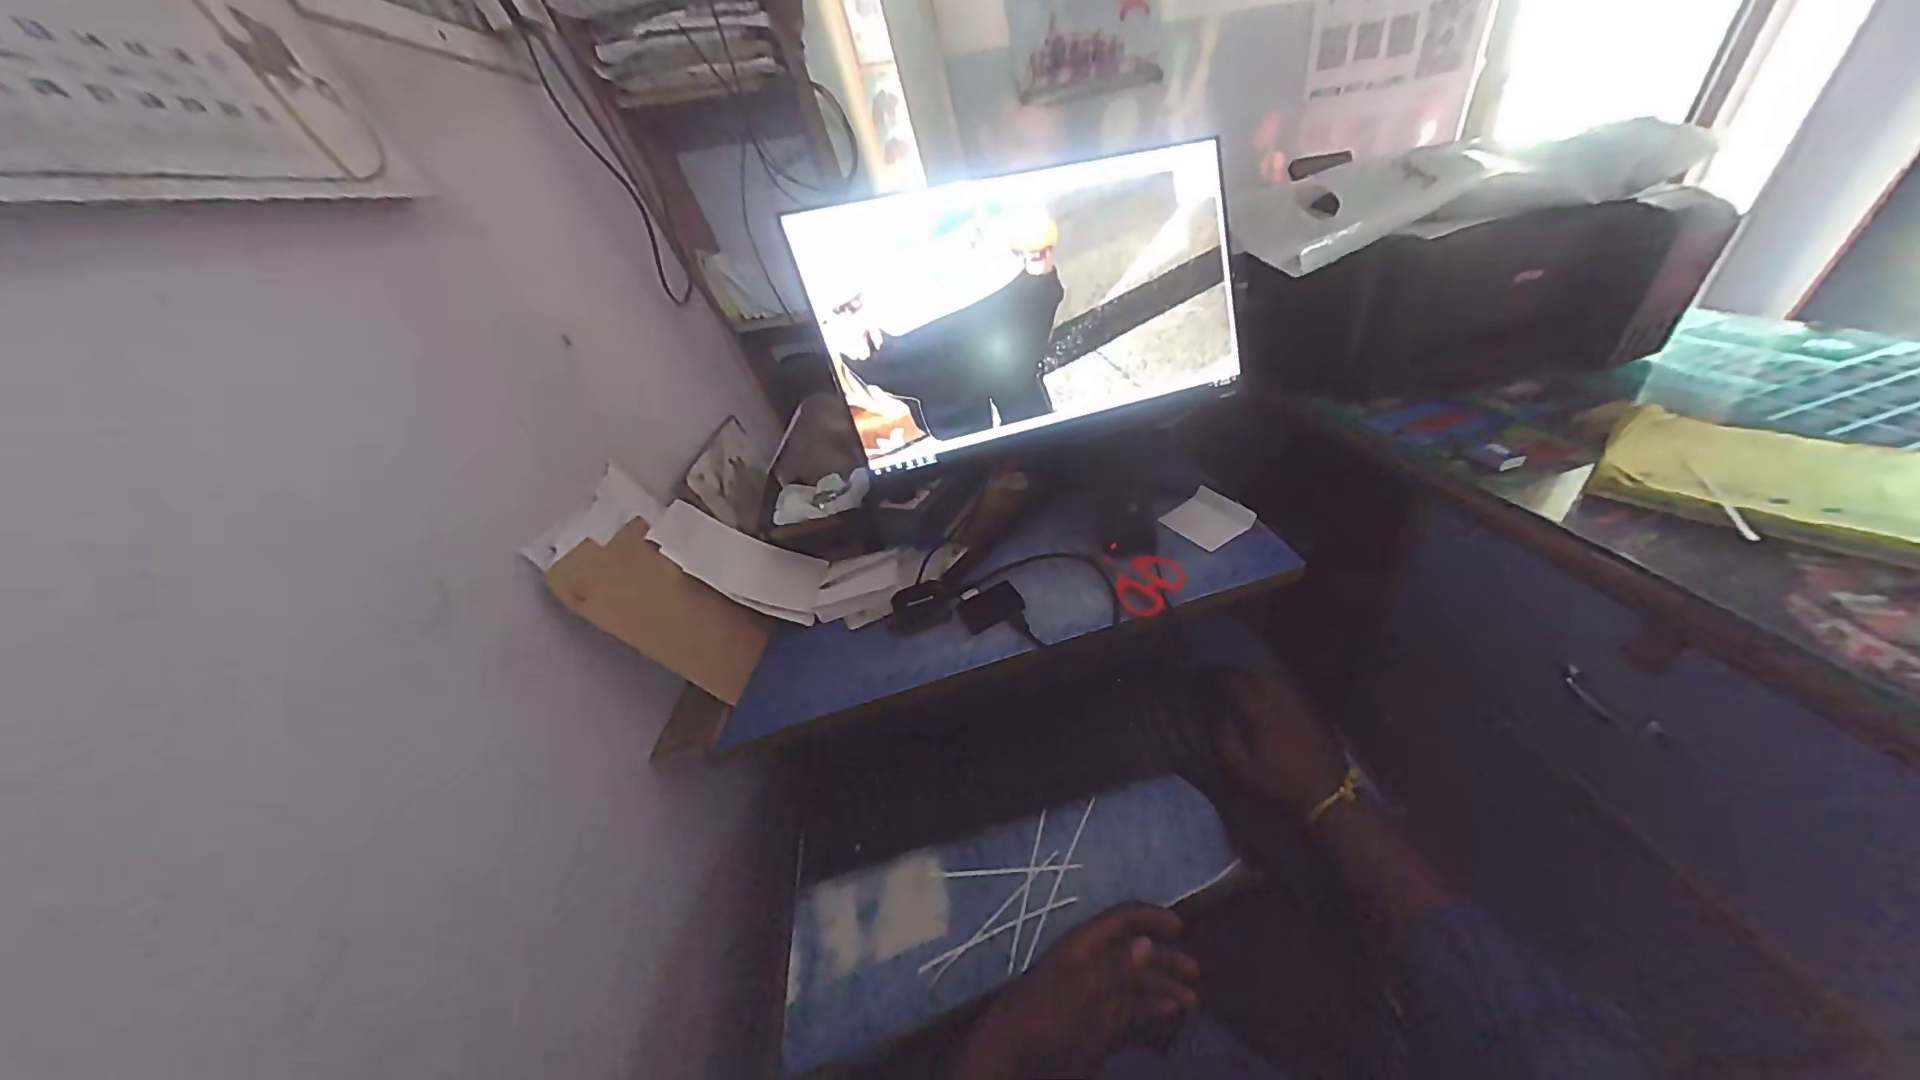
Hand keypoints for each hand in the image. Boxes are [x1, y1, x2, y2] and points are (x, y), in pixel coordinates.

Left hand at [952, 904, 1198, 1078]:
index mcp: (1084, 946)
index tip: (1180, 927)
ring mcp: (1092, 997)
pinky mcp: (1093, 1028)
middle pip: (1132, 953)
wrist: (1015, 1055)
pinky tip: (1167, 1019)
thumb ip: (1117, 966)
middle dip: (1163, 958)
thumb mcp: (1084, 988)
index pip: (1121, 920)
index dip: (1149, 918)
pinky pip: (1128, 1014)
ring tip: (1190, 1002)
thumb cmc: (1048, 1015)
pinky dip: (1150, 1014)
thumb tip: (1147, 941)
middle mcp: (1091, 966)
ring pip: (1133, 986)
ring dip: (1161, 989)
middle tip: (1194, 972)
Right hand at [1215, 669, 1347, 815]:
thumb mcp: (1243, 767)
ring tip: (1241, 678)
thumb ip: (1225, 737)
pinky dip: (1273, 683)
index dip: (1217, 675)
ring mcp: (1299, 703)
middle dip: (1235, 671)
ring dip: (1254, 674)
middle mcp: (1280, 700)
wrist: (1328, 794)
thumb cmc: (1280, 783)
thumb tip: (1217, 714)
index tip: (1203, 675)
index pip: (1235, 682)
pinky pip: (1288, 687)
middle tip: (1220, 674)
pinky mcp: (1312, 711)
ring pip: (1273, 678)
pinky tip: (1267, 689)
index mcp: (1261, 711)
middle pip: (1254, 674)